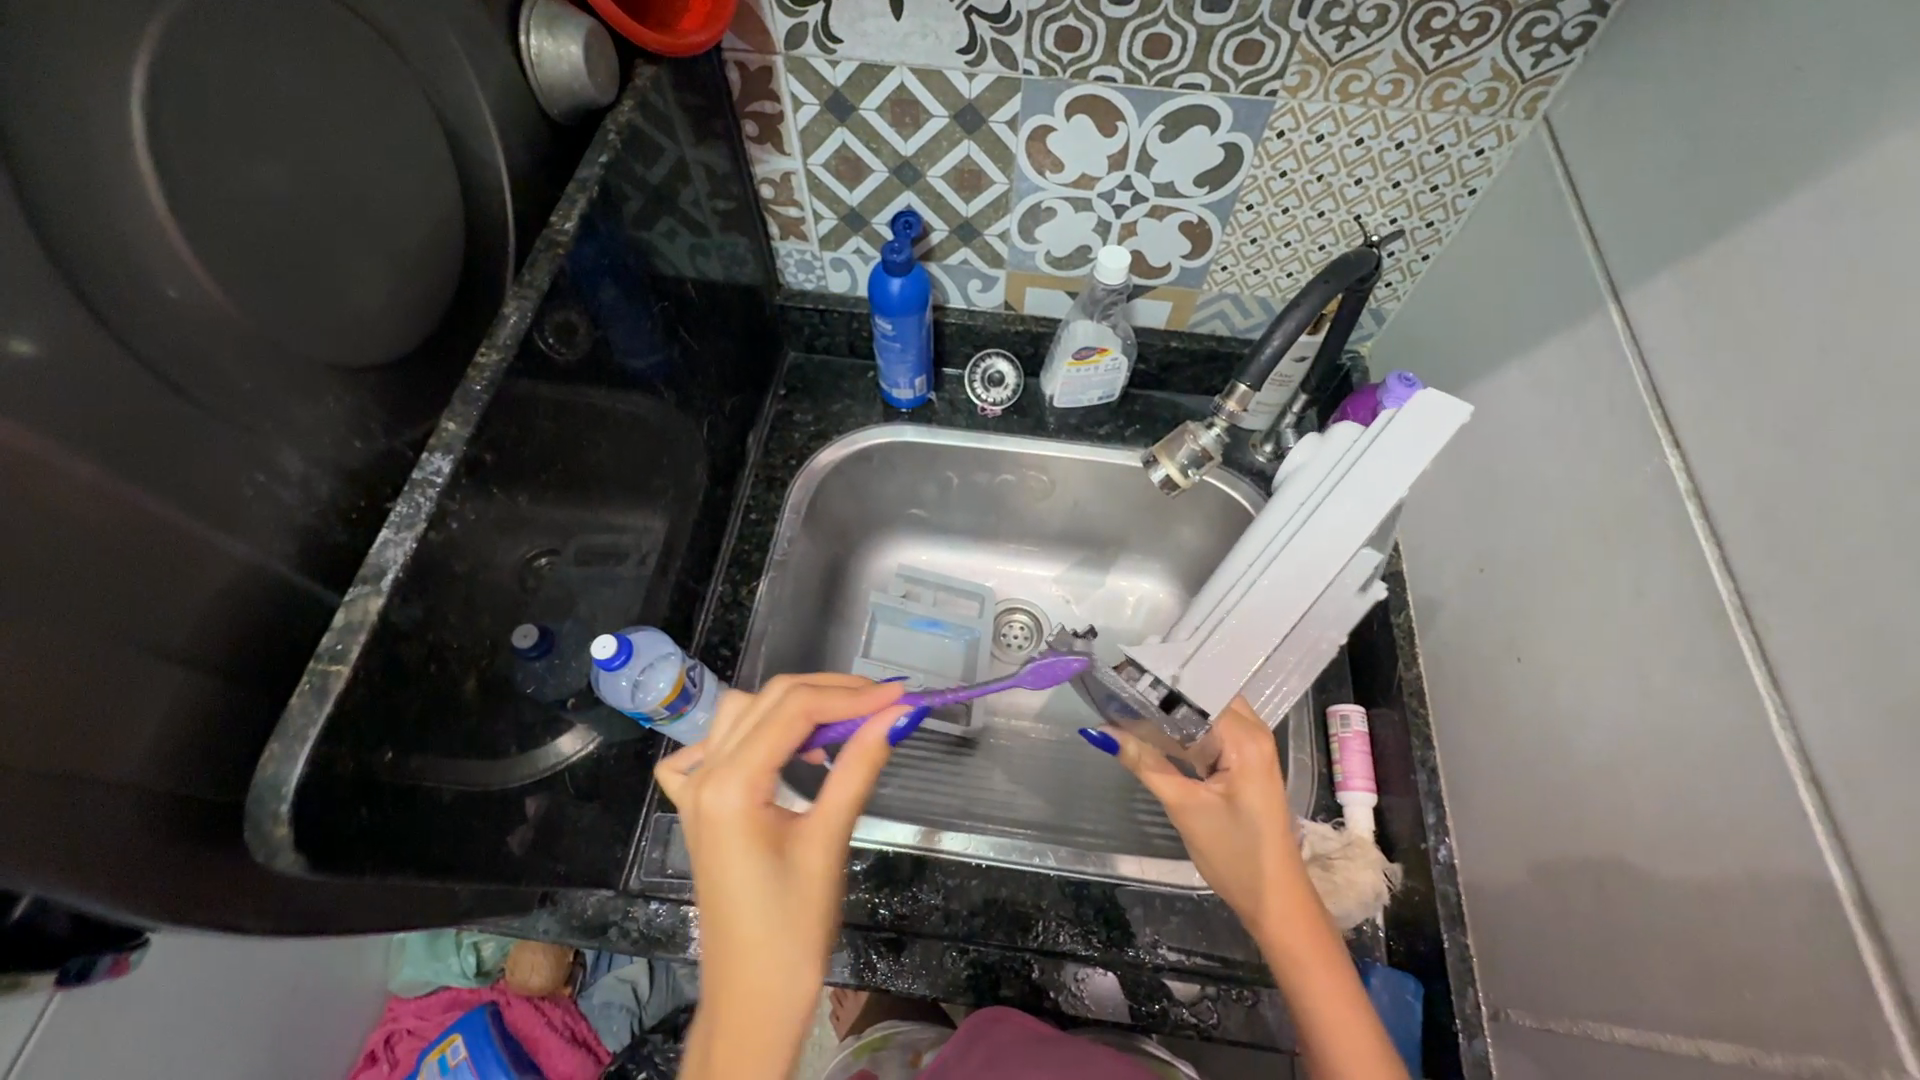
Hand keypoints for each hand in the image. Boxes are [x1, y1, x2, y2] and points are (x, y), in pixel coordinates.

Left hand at [655, 674, 910, 1077]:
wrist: (752, 993)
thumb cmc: (793, 926)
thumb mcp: (829, 839)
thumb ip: (858, 766)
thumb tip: (897, 715)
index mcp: (731, 784)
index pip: (795, 710)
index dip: (852, 696)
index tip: (900, 696)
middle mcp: (704, 775)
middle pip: (768, 701)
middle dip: (829, 694)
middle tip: (882, 706)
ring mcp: (694, 789)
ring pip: (742, 714)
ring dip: (792, 709)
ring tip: (840, 730)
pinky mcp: (697, 805)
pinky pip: (713, 747)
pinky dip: (751, 734)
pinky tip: (779, 753)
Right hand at [1086, 700, 1409, 1078]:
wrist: (1274, 899)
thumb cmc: (1234, 853)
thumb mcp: (1183, 806)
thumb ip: (1144, 761)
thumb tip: (1100, 730)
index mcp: (1245, 737)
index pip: (1196, 691)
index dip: (1158, 681)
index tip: (1120, 673)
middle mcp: (1252, 733)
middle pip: (1202, 696)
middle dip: (1162, 691)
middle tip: (1118, 682)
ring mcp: (1250, 748)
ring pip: (1204, 714)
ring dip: (1170, 711)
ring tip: (1126, 699)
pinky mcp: (1243, 764)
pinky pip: (1210, 733)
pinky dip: (1182, 730)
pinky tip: (1151, 730)